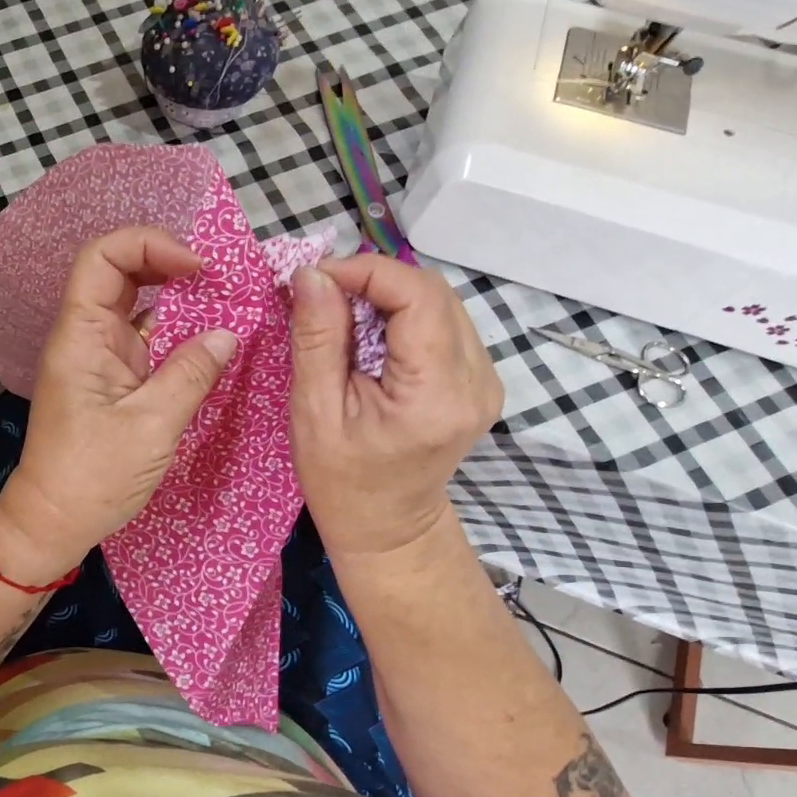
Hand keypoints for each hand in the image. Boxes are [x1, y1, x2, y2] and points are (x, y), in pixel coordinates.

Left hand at [0, 226, 239, 582]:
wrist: (53, 520)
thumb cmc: (92, 476)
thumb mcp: (151, 426)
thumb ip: (191, 374)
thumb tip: (229, 334)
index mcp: (81, 335)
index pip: (102, 257)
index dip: (148, 244)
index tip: (197, 267)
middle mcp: (87, 336)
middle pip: (121, 272)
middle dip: (170, 263)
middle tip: (220, 279)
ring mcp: (100, 356)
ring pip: (137, 304)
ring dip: (179, 298)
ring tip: (227, 301)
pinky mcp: (114, 379)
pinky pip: (146, 339)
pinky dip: (178, 333)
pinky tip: (212, 338)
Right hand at [286, 256, 502, 559]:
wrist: (386, 525)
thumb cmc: (340, 478)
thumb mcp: (314, 411)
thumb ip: (318, 339)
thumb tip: (311, 274)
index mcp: (436, 393)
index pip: (417, 297)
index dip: (365, 271)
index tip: (314, 277)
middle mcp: (476, 379)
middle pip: (433, 292)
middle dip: (372, 279)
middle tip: (319, 293)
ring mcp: (485, 378)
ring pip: (439, 302)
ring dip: (385, 294)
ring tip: (338, 312)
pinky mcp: (478, 378)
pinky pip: (442, 322)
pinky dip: (400, 314)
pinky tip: (368, 334)